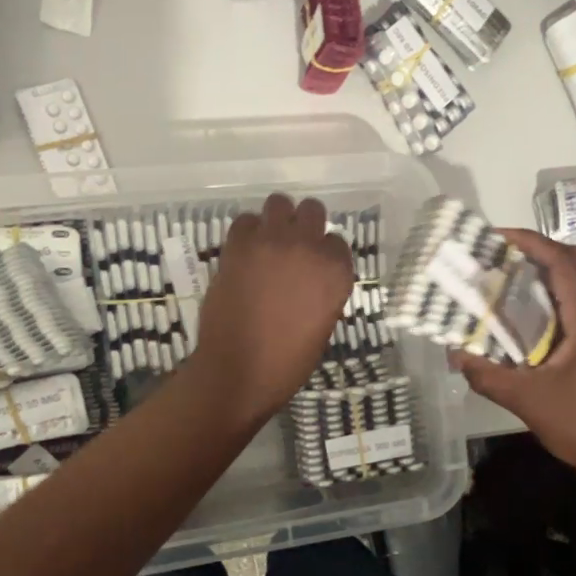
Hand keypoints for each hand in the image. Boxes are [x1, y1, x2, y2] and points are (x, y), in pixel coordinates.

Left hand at [190, 193, 353, 419]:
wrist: (239, 371)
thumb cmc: (287, 362)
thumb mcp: (322, 327)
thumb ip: (322, 293)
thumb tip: (309, 280)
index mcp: (336, 274)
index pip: (337, 243)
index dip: (324, 253)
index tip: (312, 268)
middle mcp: (308, 249)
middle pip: (312, 211)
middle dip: (303, 225)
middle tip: (291, 247)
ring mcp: (271, 243)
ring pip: (278, 204)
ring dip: (276, 219)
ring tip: (267, 242)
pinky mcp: (238, 246)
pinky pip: (245, 220)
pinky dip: (247, 232)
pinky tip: (245, 252)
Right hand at [452, 229, 575, 474]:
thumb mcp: (525, 400)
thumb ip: (487, 376)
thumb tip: (455, 356)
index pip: (563, 263)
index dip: (532, 243)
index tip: (499, 237)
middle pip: (573, 266)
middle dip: (537, 252)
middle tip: (500, 256)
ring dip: (545, 275)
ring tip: (507, 279)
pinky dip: (551, 298)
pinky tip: (526, 317)